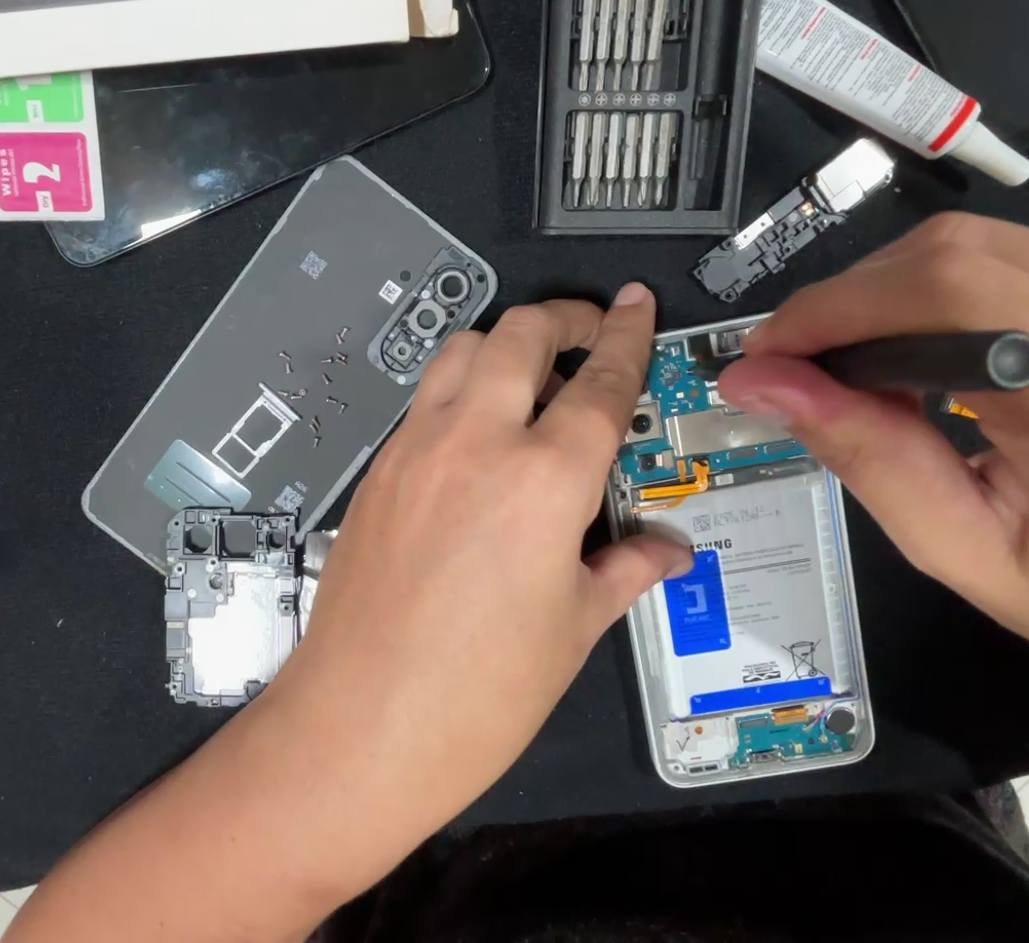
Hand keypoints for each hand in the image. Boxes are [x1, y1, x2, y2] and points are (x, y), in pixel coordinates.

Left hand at [260, 284, 689, 868]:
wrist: (360, 725)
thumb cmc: (481, 691)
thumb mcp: (574, 627)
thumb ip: (626, 568)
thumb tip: (668, 550)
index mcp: (544, 478)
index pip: (600, 381)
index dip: (627, 336)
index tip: (636, 304)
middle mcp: (475, 442)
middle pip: (520, 334)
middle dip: (564, 318)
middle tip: (589, 335)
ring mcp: (415, 448)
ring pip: (461, 350)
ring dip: (504, 343)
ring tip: (531, 376)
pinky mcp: (377, 469)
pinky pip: (425, 398)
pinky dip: (460, 388)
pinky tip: (477, 434)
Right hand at [714, 213, 1028, 744]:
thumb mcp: (964, 556)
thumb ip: (862, 455)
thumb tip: (757, 382)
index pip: (962, 300)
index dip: (840, 307)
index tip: (768, 352)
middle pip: (975, 252)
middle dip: (858, 296)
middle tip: (801, 361)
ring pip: (1002, 247)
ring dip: (901, 293)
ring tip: (860, 363)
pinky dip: (956, 300)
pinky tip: (934, 356)